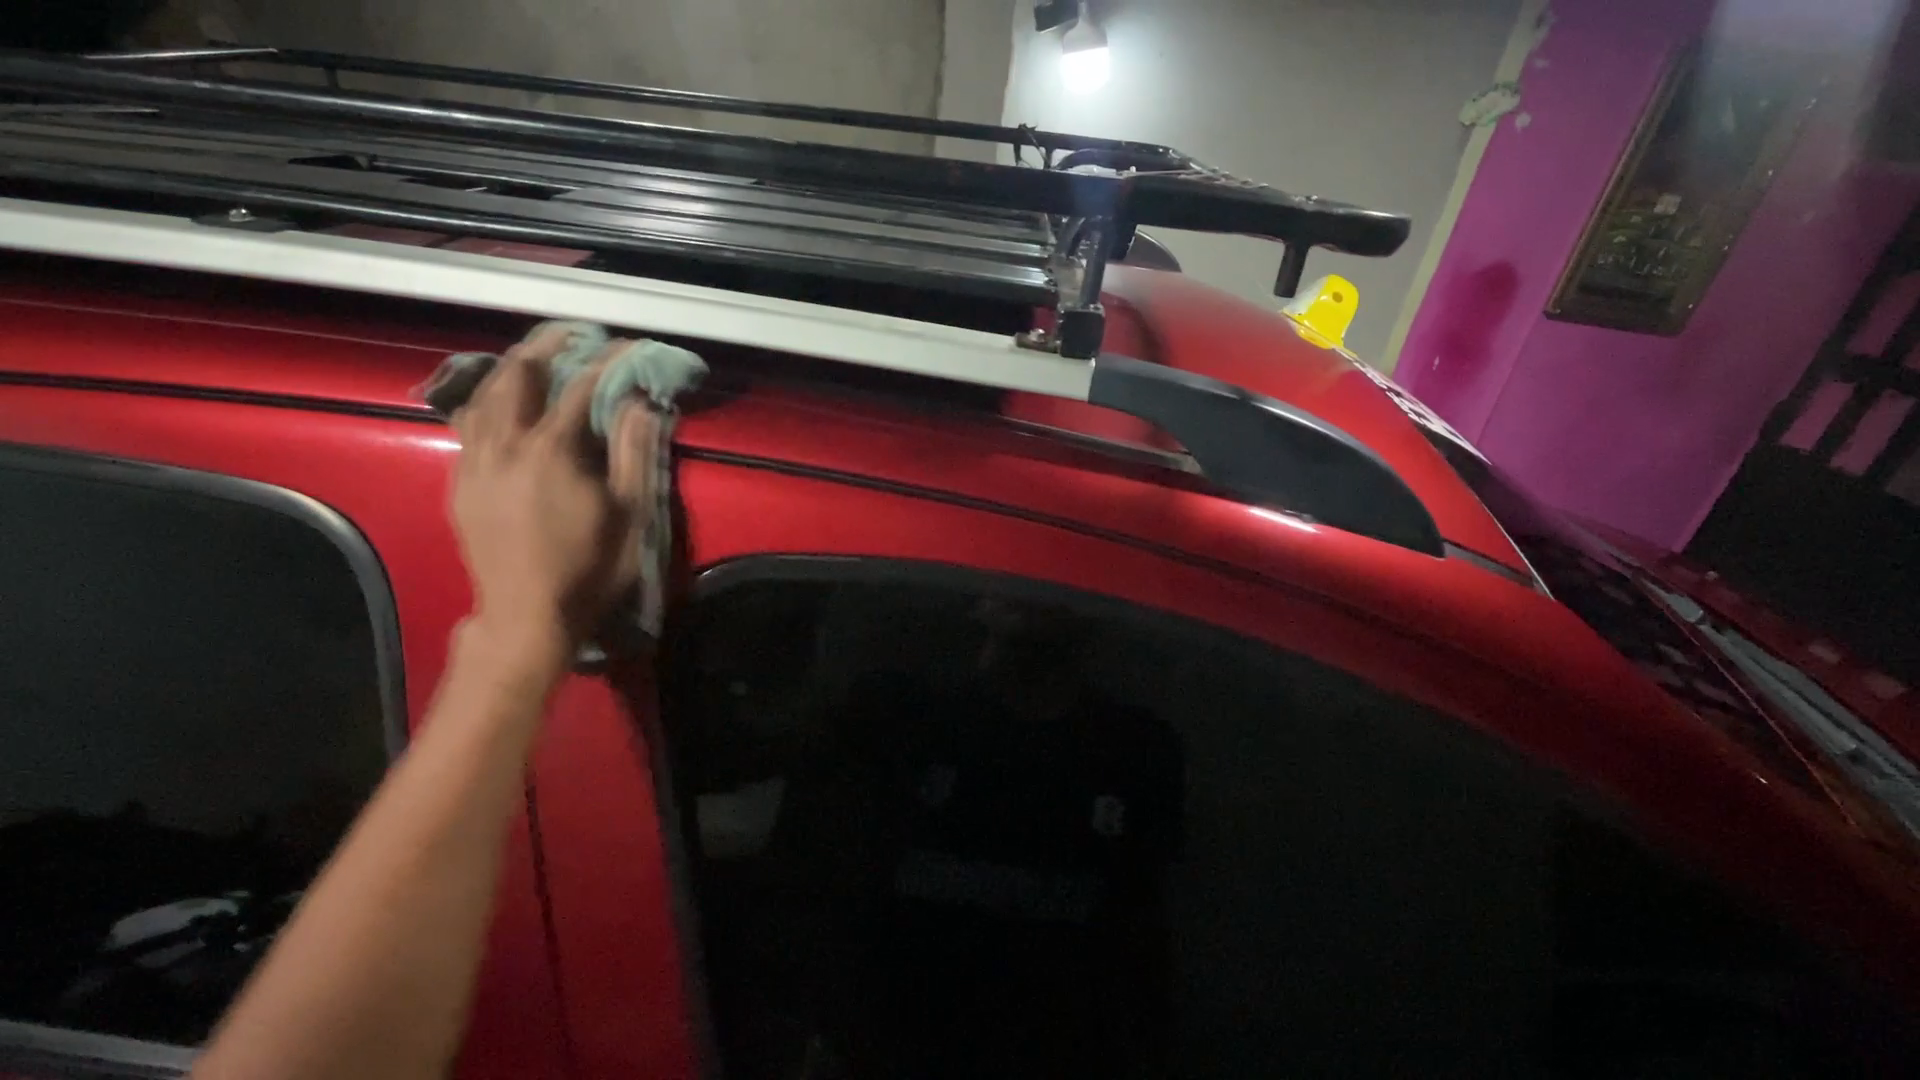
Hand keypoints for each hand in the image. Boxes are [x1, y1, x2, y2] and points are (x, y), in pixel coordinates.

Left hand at [449, 328, 653, 655]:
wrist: (526, 618)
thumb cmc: (588, 569)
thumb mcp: (629, 515)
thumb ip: (635, 453)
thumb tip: (640, 403)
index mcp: (550, 453)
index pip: (579, 387)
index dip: (606, 360)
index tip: (628, 345)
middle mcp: (504, 448)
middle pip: (515, 376)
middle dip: (545, 346)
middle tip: (573, 335)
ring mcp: (474, 465)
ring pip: (482, 396)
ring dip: (509, 369)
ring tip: (535, 359)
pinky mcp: (460, 485)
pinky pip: (468, 427)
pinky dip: (487, 403)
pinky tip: (502, 406)